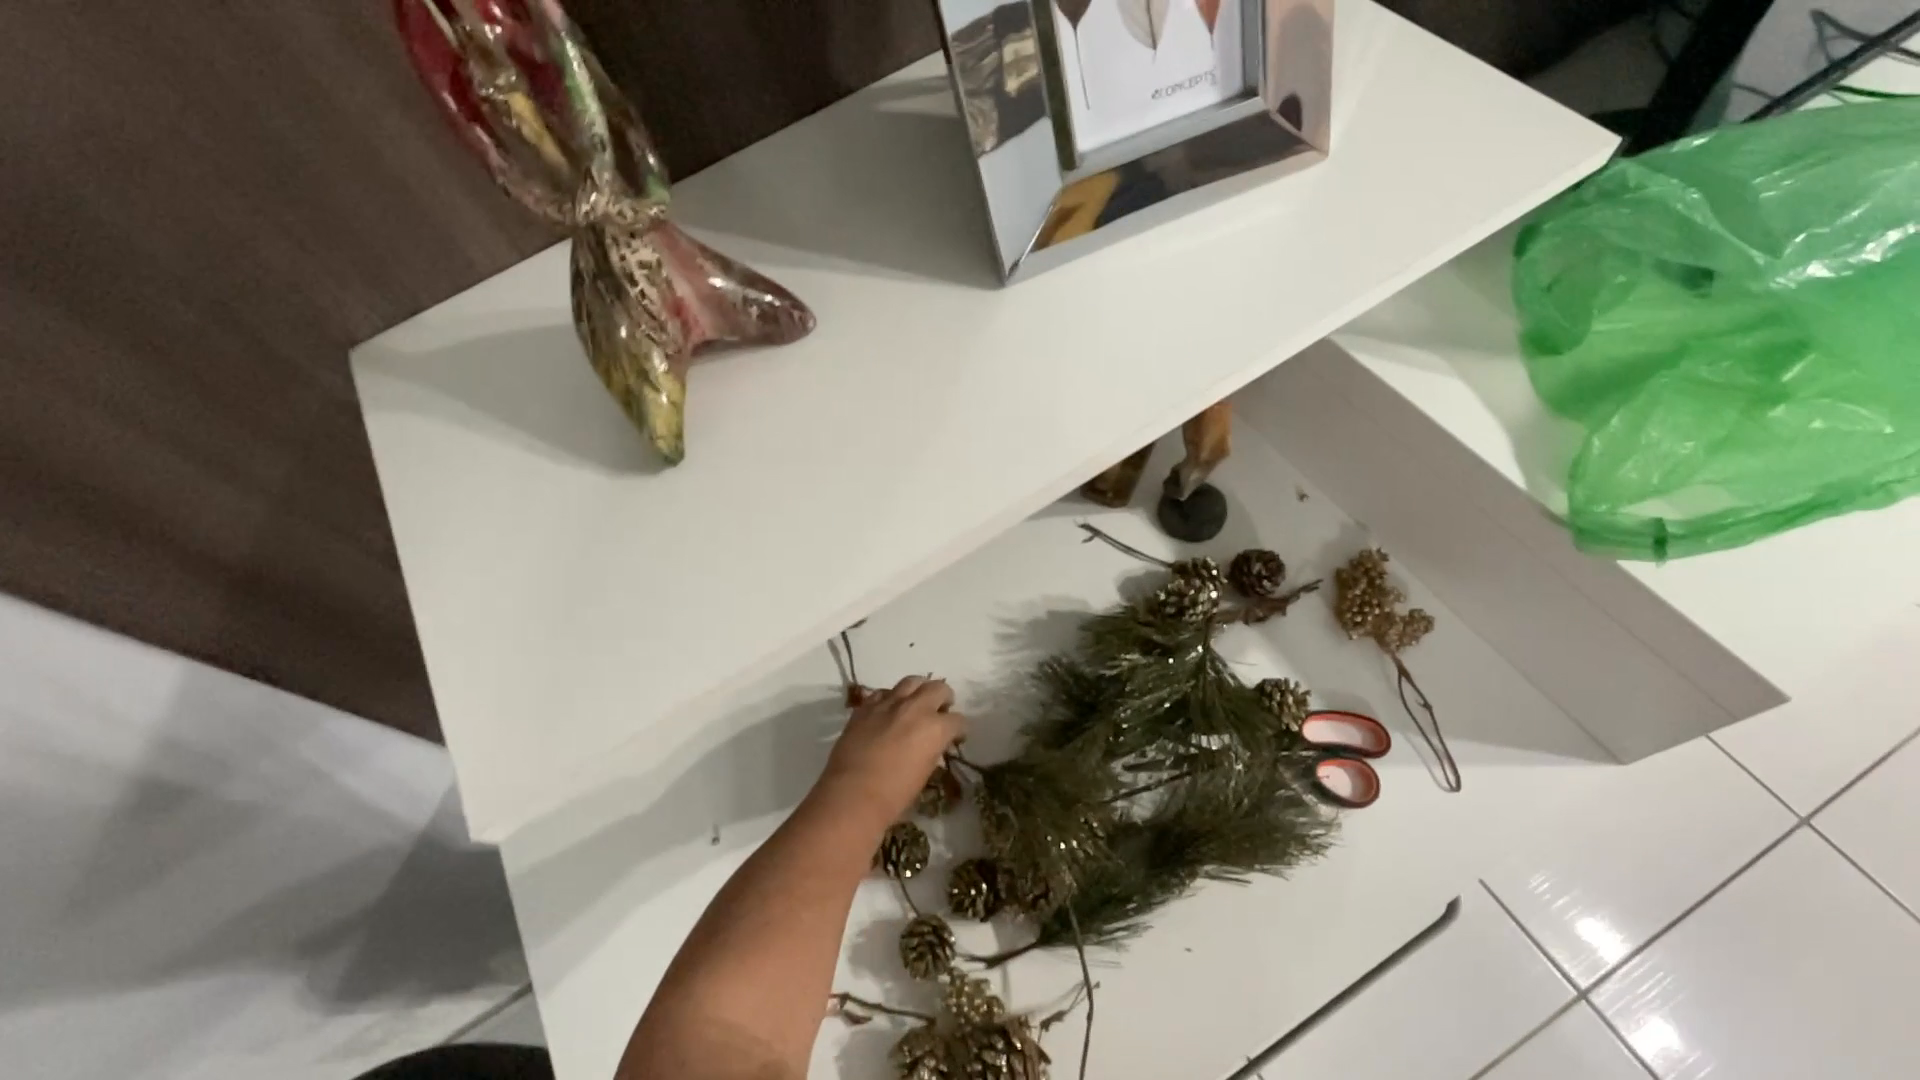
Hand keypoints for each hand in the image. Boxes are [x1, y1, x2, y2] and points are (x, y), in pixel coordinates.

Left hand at [814, 676, 966, 827]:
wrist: (851, 795)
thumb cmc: (893, 796)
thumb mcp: (924, 773)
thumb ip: (931, 751)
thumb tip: (931, 745)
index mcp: (935, 728)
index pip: (958, 721)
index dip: (959, 730)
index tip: (955, 737)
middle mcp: (915, 708)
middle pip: (938, 688)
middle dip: (944, 698)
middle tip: (941, 711)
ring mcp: (888, 704)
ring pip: (911, 682)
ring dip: (919, 690)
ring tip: (916, 703)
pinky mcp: (865, 707)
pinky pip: (883, 693)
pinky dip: (891, 699)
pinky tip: (888, 711)